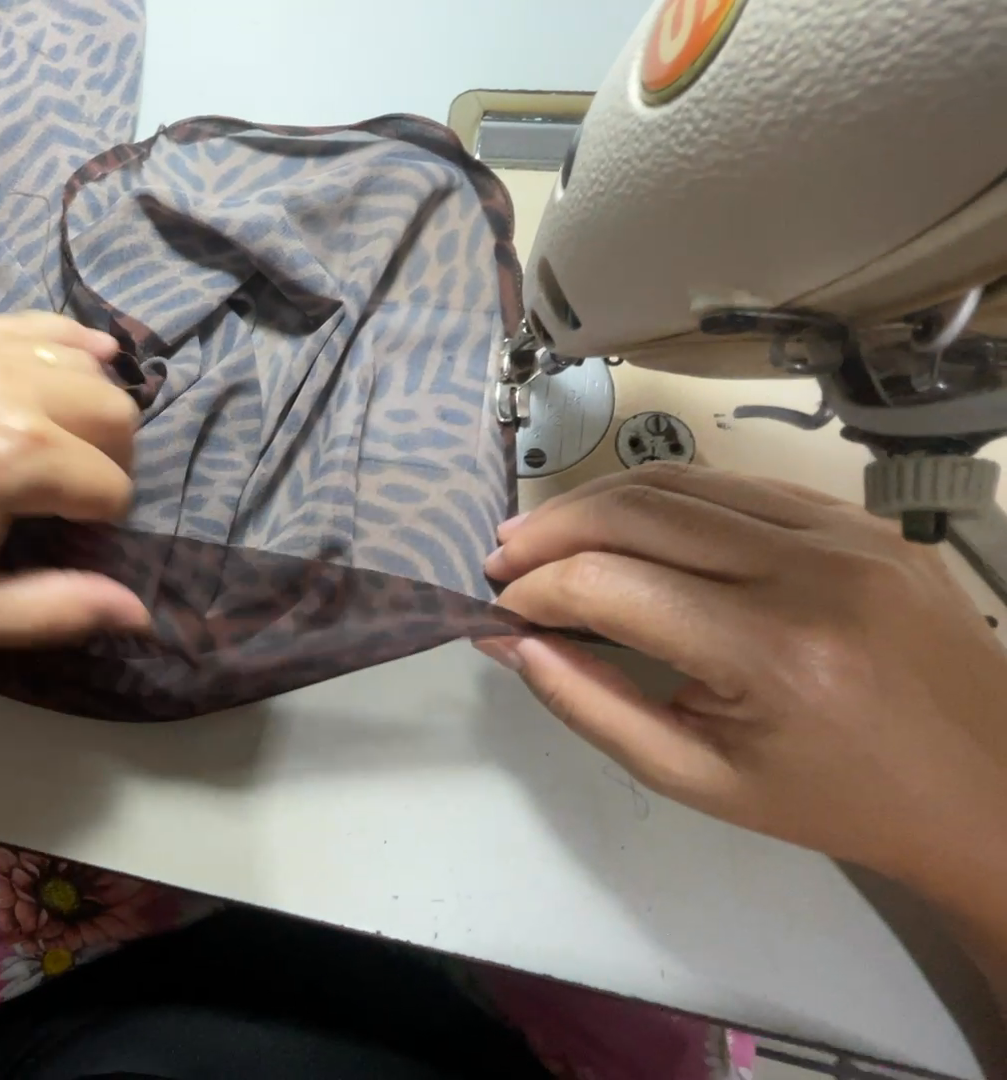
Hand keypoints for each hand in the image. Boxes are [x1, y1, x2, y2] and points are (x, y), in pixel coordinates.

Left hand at [0, 313, 149, 651]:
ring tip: (56, 442)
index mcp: (14, 456)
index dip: (100, 523)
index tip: (62, 543)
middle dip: (110, 459)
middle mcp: (3, 383)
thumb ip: (56, 610)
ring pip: (79, 356)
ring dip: (89, 403)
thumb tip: (140, 612)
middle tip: (67, 497)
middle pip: (113, 410)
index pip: (112, 484)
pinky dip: (56, 345)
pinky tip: (57, 363)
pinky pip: (22, 321)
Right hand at [479, 463, 1006, 892]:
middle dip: (544, 534)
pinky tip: (615, 525)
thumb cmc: (834, 798)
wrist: (1001, 791)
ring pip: (672, 482)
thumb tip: (506, 640)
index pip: (605, 584)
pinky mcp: (858, 520)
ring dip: (586, 504)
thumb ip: (584, 703)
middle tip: (500, 562)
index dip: (532, 593)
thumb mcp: (691, 775)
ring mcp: (846, 534)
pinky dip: (650, 497)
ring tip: (538, 535)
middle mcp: (812, 572)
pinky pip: (724, 484)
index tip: (500, 614)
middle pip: (632, 513)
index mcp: (774, 652)